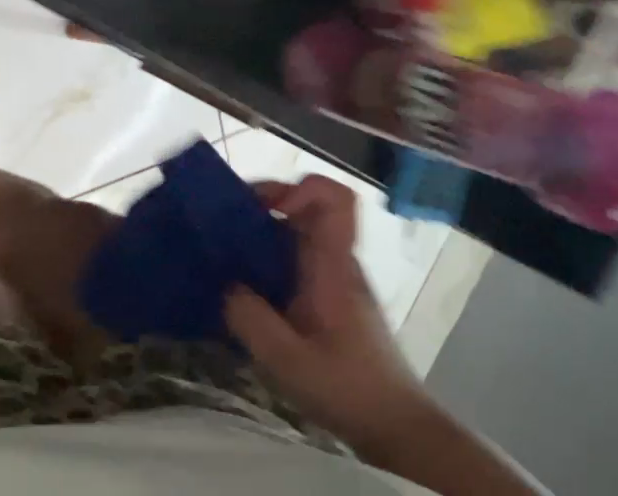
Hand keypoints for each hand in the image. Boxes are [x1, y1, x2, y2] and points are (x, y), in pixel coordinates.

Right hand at [224, 176, 432, 447]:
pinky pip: (292, 261)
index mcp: (334, 265)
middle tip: (218, 229)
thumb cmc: (349, 389)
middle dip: (258, 207)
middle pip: (303, 208)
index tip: (258, 208)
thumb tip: (223, 285)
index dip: (296, 188)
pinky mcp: (327, 300)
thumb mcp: (287, 360)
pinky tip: (240, 291)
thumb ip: (249, 318)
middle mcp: (336, 262)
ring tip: (219, 257)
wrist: (399, 430)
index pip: (334, 197)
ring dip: (256, 236)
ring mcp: (333, 280)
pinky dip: (264, 262)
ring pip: (294, 234)